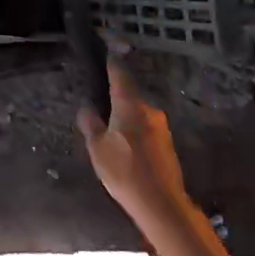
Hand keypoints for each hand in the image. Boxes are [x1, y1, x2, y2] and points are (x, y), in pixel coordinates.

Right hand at [77, 55, 194, 234]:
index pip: (120, 73)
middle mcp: (149, 109)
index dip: (111, 62)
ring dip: (126, 116)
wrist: (161, 204)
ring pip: (139, 113)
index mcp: (130, 104)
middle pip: (130, 94)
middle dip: (116, 97)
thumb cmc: (124, 172)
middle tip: (101, 107)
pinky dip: (136, 131)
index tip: (106, 51)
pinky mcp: (167, 143)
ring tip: (112, 133)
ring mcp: (161, 126)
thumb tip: (86, 107)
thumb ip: (90, 124)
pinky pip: (147, 128)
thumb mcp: (98, 149)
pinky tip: (127, 148)